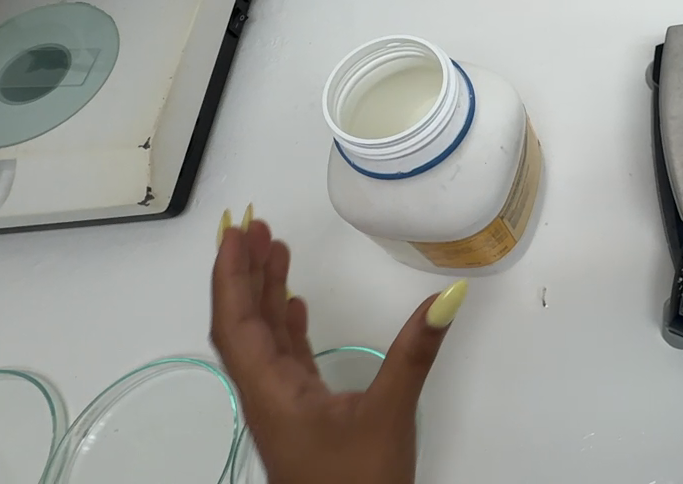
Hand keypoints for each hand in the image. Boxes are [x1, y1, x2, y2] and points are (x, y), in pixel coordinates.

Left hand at [210, 217, 467, 483]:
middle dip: (244, 273)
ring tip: (273, 247)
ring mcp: (284, 404)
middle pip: (243, 325)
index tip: (234, 233)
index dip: (231, 277)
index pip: (237, 326)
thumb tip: (451, 293)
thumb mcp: (390, 414)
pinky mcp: (304, 411)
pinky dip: (284, 322)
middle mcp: (268, 395)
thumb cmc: (357, 483)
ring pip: (263, 337)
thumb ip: (417, 351)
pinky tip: (293, 304)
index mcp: (271, 394)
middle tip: (253, 225)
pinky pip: (284, 354)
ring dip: (263, 291)